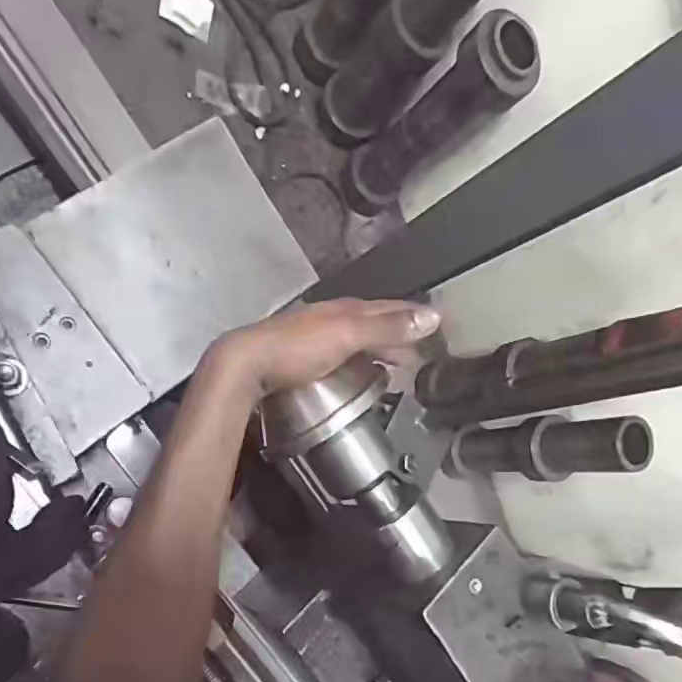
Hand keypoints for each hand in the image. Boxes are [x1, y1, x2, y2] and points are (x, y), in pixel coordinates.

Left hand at [209, 299, 440, 400]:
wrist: (246, 366)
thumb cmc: (296, 349)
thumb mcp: (347, 335)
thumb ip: (386, 327)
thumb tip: (431, 316)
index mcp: (343, 309)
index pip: (387, 308)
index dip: (412, 316)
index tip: (436, 325)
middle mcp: (328, 317)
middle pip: (371, 322)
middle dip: (397, 332)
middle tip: (420, 350)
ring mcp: (310, 337)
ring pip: (353, 337)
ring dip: (376, 347)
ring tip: (393, 364)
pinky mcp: (296, 358)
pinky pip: (336, 354)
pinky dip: (354, 360)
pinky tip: (354, 373)